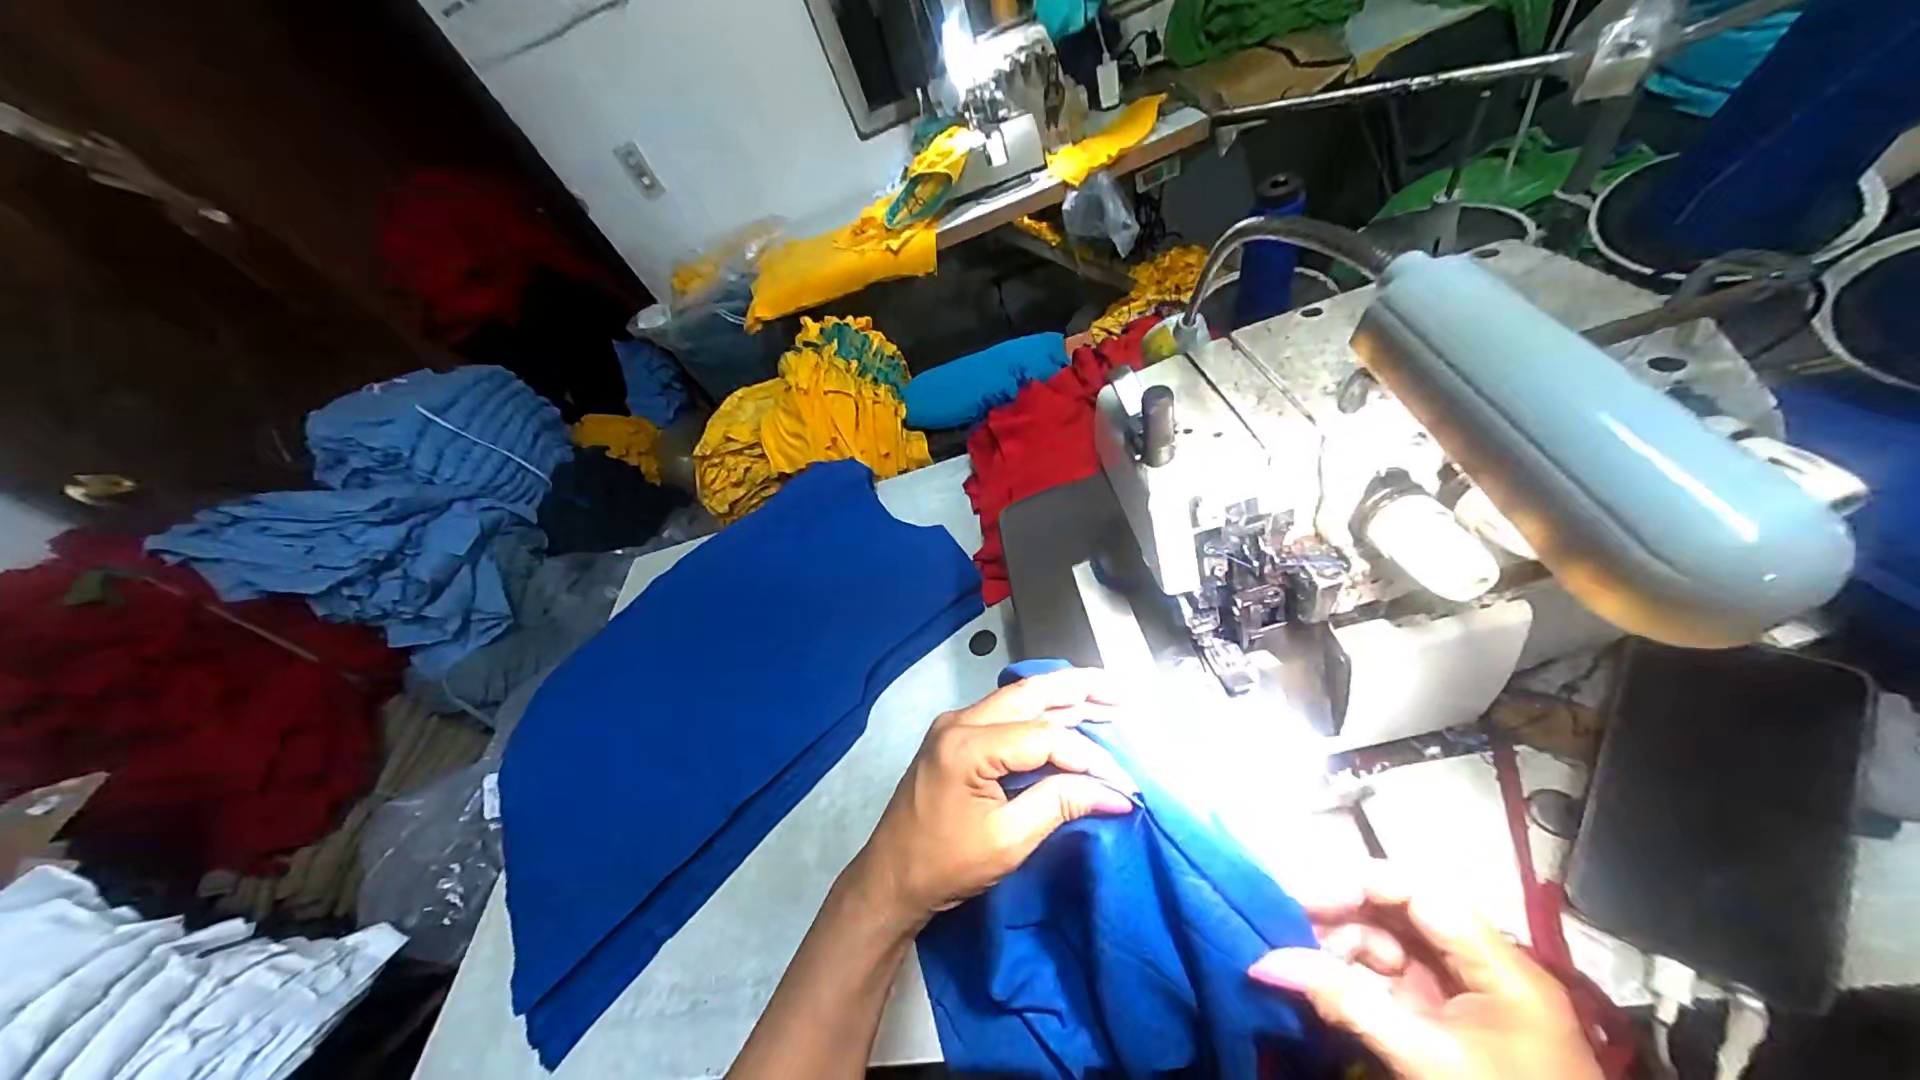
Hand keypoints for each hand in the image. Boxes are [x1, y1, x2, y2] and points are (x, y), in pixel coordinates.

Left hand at [845, 668, 1136, 927]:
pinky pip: (1005, 714)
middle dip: (1077, 689)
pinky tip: (1065, 715)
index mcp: (967, 745)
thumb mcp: (1009, 841)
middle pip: (1029, 694)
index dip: (1088, 758)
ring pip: (1018, 698)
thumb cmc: (944, 865)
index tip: (1122, 785)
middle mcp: (959, 722)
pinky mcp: (956, 737)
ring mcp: (954, 725)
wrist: (889, 878)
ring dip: (1060, 697)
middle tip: (1118, 692)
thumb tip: (1113, 792)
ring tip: (1103, 697)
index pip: (1043, 738)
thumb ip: (1060, 805)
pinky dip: (1039, 713)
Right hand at [1248, 862, 1602, 1079]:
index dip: (1362, 886)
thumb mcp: (1425, 1062)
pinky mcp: (1448, 1014)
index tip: (1307, 899)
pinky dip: (1357, 970)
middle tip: (1291, 922)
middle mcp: (1486, 965)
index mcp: (1501, 967)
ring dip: (1346, 942)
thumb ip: (1346, 1004)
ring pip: (1394, 939)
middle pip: (1405, 911)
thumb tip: (1266, 962)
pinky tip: (1325, 977)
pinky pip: (1395, 972)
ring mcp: (1466, 990)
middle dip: (1345, 913)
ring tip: (1303, 957)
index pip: (1424, 894)